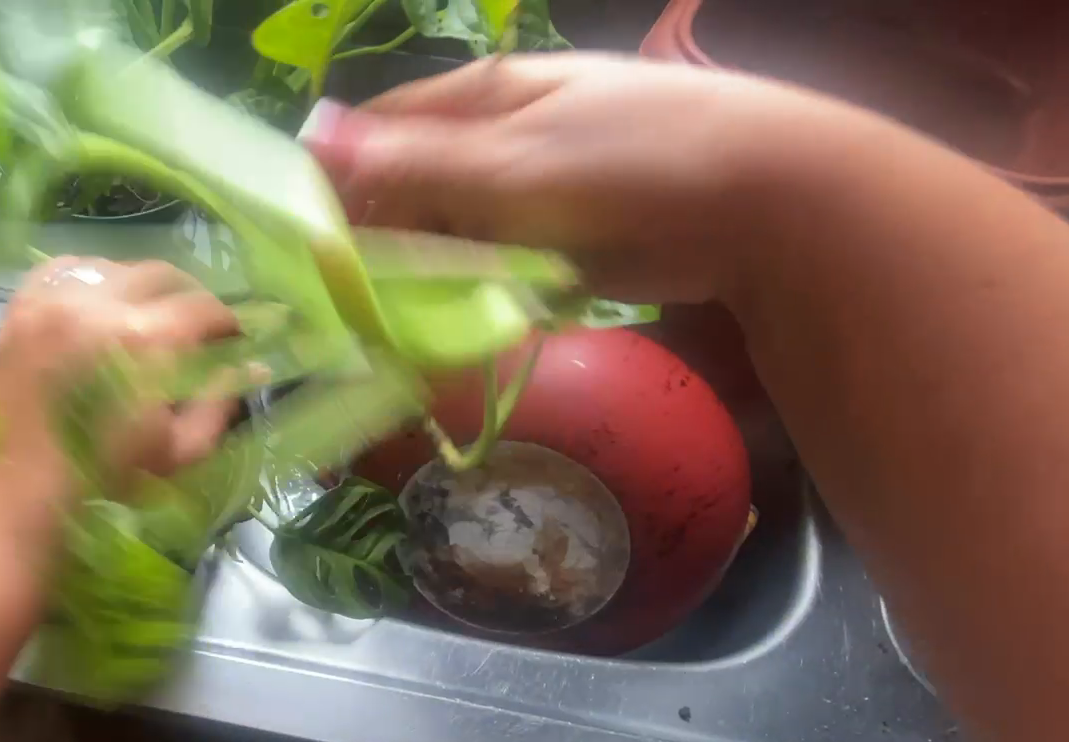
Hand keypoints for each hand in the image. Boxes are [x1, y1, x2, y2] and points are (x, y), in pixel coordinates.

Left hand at [0, 256, 242, 511]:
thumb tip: (252, 366)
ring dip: (138, 286)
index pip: (204, 307)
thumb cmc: (105, 475)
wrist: (21, 485)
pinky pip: (62, 269)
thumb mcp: (178, 452)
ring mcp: (53, 300)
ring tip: (142, 313)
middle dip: (187, 297)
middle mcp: (99, 304)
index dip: (227, 321)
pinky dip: (87, 279)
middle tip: (192, 326)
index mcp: (145, 340)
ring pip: (113, 266)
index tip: (231, 338)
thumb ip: (218, 404)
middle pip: (161, 273)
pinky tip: (95, 301)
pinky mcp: (20, 306)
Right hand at [304, 52, 866, 301]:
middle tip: (349, 295)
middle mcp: (492, 138)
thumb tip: (311, 134)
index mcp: (482, 97)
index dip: (336, 179)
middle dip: (374, 239)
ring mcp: (519, 188)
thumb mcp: (509, 163)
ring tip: (392, 317)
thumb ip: (410, 160)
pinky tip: (443, 317)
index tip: (307, 241)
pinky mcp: (541, 235)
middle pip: (404, 187)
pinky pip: (476, 262)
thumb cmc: (630, 163)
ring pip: (437, 231)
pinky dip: (456, 289)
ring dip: (413, 273)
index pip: (379, 130)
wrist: (760, 205)